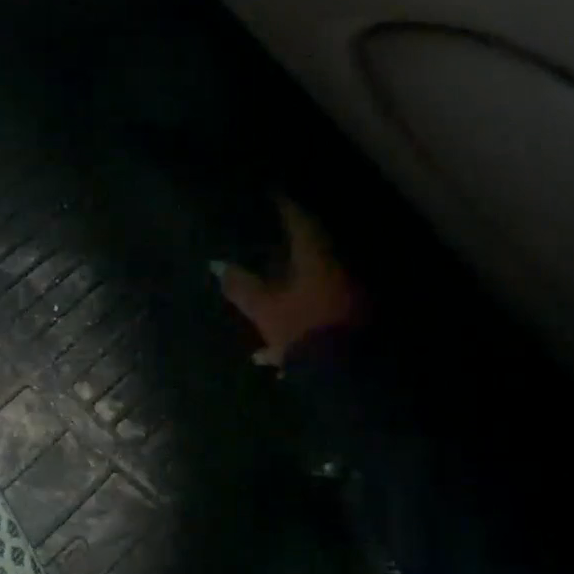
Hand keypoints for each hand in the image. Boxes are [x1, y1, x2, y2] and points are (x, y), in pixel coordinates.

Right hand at [216, 199, 361, 366]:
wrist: (351, 378)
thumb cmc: (303, 331)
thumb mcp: (263, 309)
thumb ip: (239, 285)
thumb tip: (216, 263)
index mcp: (317, 259)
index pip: (301, 222)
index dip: (285, 207)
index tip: (272, 195)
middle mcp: (340, 270)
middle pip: (314, 247)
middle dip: (293, 241)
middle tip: (272, 233)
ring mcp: (352, 294)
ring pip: (320, 275)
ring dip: (300, 274)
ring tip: (279, 276)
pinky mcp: (357, 318)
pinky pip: (327, 300)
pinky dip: (309, 301)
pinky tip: (292, 320)